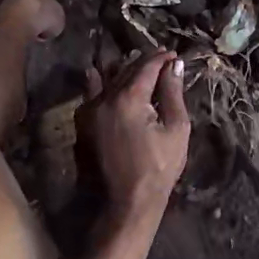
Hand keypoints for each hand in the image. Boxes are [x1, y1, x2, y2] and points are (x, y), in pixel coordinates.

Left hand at [83, 52, 189, 243]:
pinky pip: (92, 95)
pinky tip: (100, 74)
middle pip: (127, 70)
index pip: (147, 66)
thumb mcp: (176, 129)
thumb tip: (174, 65)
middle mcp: (105, 98)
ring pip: (108, 80)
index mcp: (129, 98)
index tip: (174, 55)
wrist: (126, 204)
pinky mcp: (82, 124)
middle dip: (146, 63)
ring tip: (139, 66)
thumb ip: (173, 93)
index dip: (162, 58)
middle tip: (162, 59)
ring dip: (124, 70)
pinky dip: (99, 83)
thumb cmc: (158, 168)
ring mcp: (90, 111)